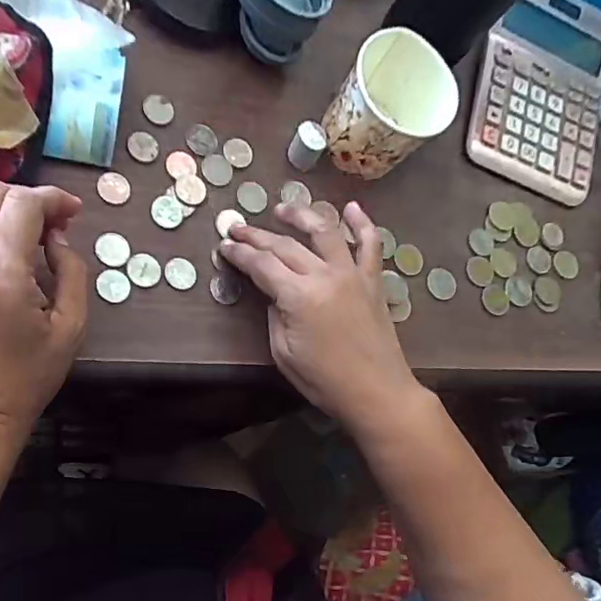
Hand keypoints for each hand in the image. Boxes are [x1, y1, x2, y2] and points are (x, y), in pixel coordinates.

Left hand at [0, 180, 87, 429]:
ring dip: (5, 205)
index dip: (53, 199)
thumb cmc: (35, 372)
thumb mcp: (71, 326)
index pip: (22, 206)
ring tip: (33, 230)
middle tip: (54, 221)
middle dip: (27, 196)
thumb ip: (71, 271)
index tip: (74, 213)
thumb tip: (56, 237)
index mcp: (3, 276)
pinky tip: (13, 245)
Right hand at [218, 200, 426, 427]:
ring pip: (325, 232)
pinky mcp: (372, 281)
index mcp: (298, 297)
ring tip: (282, 208)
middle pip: (286, 245)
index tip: (224, 246)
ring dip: (301, 216)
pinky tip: (351, 207)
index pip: (262, 265)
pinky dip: (362, 223)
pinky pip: (370, 244)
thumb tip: (275, 295)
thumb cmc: (323, 381)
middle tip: (238, 227)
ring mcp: (352, 274)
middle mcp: (325, 275)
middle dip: (258, 235)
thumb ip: (275, 316)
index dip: (240, 254)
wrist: (375, 392)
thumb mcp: (284, 353)